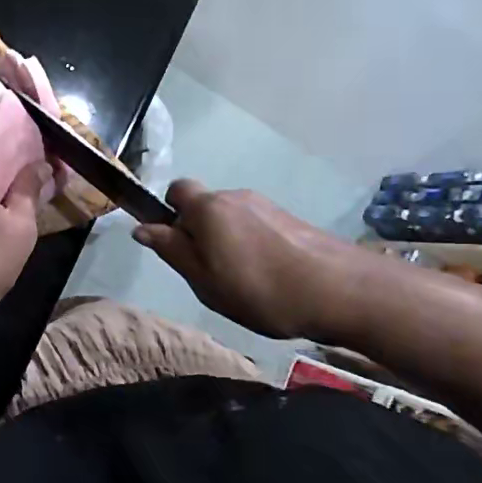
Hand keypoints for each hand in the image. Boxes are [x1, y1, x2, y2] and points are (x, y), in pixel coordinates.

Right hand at [131, 180, 395, 342]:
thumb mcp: (203, 280)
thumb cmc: (259, 290)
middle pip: (204, 205)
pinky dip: (250, 244)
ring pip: (230, 217)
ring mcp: (266, 205)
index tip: (176, 247)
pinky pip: (254, 225)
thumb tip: (141, 227)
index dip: (169, 214)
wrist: (340, 291)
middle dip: (198, 231)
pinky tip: (264, 276)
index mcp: (208, 208)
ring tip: (240, 280)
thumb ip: (172, 250)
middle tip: (206, 272)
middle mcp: (235, 196)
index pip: (176, 191)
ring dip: (225, 240)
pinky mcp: (290, 219)